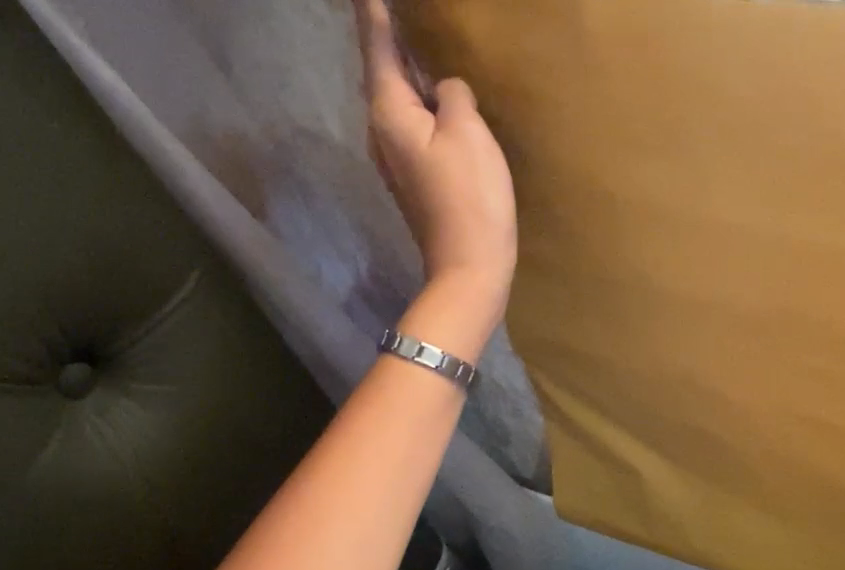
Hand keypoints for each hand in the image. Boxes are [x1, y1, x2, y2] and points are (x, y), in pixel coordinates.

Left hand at [355, 0, 516, 304]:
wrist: (469, 269)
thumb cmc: (469, 199)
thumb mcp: (468, 132)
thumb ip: (454, 94)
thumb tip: (446, 91)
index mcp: (389, 112)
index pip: (378, 47)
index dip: (375, 15)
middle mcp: (382, 133)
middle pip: (384, 74)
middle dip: (389, 41)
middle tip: (394, 14)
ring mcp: (396, 161)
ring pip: (400, 103)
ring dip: (409, 74)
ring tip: (419, 46)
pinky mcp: (415, 181)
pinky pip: (415, 128)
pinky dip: (423, 107)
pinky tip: (440, 102)